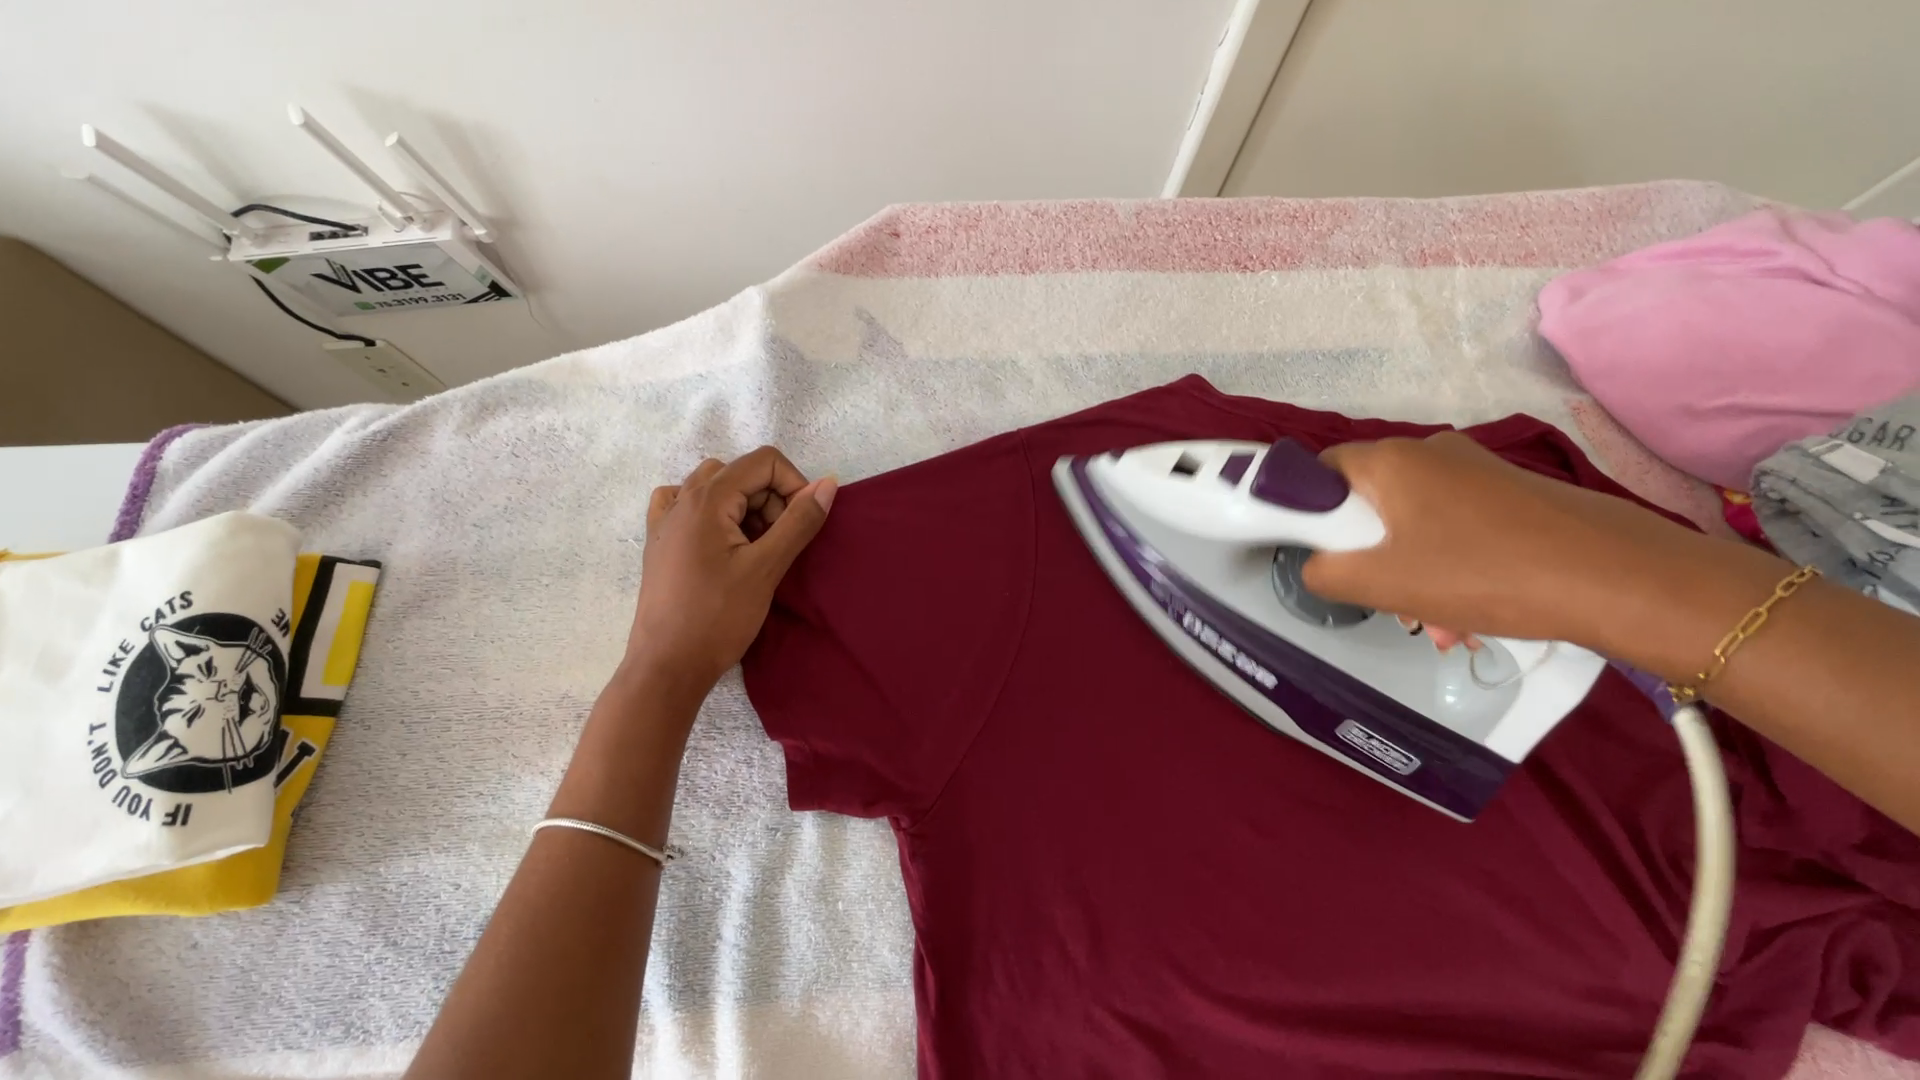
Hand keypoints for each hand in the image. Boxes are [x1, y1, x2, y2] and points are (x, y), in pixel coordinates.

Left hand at [625, 447, 836, 693]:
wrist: (667, 666)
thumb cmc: (718, 617)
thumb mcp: (766, 568)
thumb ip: (799, 521)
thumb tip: (828, 485)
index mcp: (707, 498)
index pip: (764, 461)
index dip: (794, 485)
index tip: (800, 524)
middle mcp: (682, 498)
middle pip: (741, 472)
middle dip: (770, 499)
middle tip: (776, 544)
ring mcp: (665, 520)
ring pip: (715, 487)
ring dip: (744, 507)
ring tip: (752, 549)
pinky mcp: (660, 542)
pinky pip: (686, 505)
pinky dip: (711, 513)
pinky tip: (719, 540)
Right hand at [1300, 433, 1726, 652]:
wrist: (1618, 579)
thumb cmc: (1483, 573)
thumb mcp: (1382, 584)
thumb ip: (1325, 572)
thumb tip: (1316, 565)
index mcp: (1390, 461)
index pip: (1317, 471)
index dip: (1303, 511)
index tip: (1315, 554)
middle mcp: (1429, 452)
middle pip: (1366, 500)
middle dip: (1363, 554)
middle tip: (1378, 600)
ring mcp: (1476, 470)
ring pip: (1412, 520)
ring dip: (1407, 571)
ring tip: (1434, 626)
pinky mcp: (1511, 494)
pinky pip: (1453, 526)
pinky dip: (1446, 566)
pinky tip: (1468, 614)